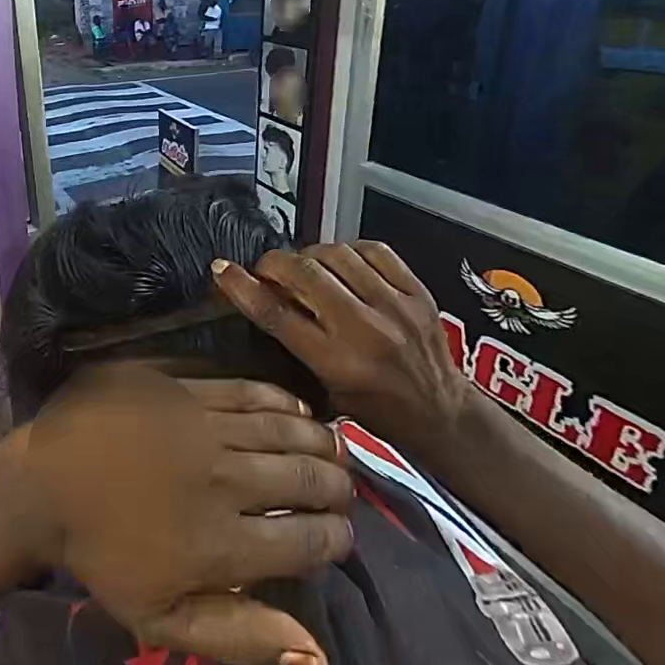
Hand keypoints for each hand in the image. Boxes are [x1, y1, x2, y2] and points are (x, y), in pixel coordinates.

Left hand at [18, 366, 353, 664]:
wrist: (44, 484)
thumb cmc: (102, 555)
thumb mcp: (162, 621)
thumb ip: (241, 636)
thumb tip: (319, 654)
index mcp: (225, 545)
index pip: (308, 539)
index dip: (335, 537)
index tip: (341, 534)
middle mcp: (225, 480)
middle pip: (304, 478)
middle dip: (337, 486)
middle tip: (343, 488)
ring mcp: (203, 427)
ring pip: (284, 430)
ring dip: (319, 441)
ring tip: (335, 448)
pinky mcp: (181, 389)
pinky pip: (245, 390)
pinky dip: (280, 400)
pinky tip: (299, 408)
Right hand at [210, 242, 472, 452]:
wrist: (442, 414)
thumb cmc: (376, 410)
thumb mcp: (324, 390)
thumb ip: (294, 346)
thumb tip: (263, 299)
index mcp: (336, 363)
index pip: (277, 314)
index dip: (243, 287)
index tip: (222, 269)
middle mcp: (364, 331)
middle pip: (304, 274)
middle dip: (275, 263)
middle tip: (267, 268)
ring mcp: (394, 307)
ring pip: (336, 255)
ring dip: (310, 254)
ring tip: (305, 265)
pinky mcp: (417, 293)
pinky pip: (374, 250)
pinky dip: (348, 250)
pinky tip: (341, 261)